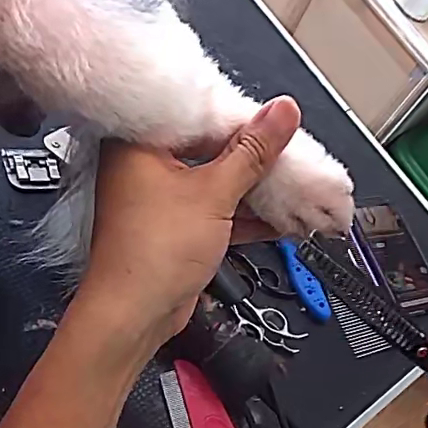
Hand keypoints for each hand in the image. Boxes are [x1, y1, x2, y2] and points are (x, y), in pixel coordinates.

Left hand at [70, 97, 301, 352]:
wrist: (136, 313)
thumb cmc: (151, 255)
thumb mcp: (214, 194)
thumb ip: (252, 153)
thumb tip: (281, 115)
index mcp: (140, 142)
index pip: (201, 114)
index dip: (243, 119)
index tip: (278, 123)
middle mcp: (146, 166)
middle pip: (211, 151)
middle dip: (254, 161)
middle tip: (289, 155)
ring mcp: (162, 200)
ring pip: (217, 184)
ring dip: (254, 192)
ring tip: (291, 190)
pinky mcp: (177, 230)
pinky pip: (217, 213)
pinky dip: (244, 217)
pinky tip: (276, 220)